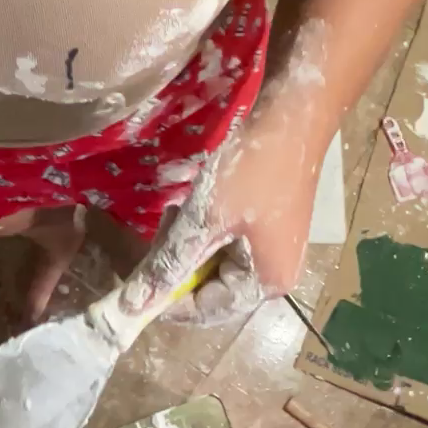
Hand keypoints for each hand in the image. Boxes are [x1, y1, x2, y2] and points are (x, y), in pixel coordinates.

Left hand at [120, 108, 325, 325]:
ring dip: (187, 242)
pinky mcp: (266, 228)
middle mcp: (272, 276)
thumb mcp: (204, 220)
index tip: (134, 279)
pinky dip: (203, 228)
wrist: (294, 117)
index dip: (165, 298)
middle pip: (209, 288)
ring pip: (212, 262)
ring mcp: (271, 251)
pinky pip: (224, 242)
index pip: (205, 310)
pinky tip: (194, 204)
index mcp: (264, 284)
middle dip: (177, 263)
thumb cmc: (253, 171)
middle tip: (161, 230)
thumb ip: (169, 264)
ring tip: (178, 210)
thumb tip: (132, 305)